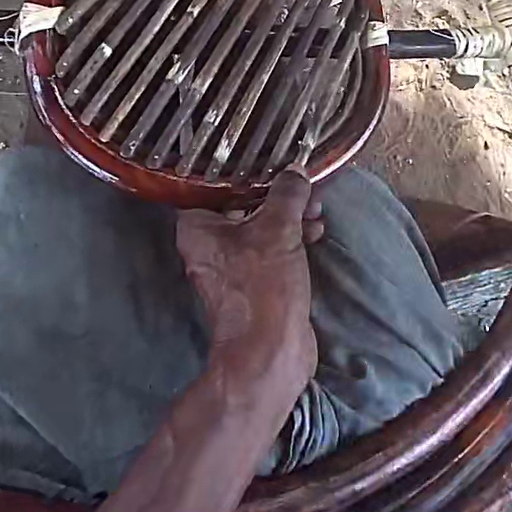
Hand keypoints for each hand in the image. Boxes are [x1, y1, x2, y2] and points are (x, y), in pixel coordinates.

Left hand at [175, 169, 322, 392]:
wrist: (269, 351)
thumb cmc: (262, 284)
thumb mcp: (278, 229)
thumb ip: (286, 195)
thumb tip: (295, 172)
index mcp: (196, 226)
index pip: (218, 185)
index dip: (248, 172)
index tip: (273, 161)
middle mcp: (206, 243)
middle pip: (241, 205)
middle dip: (275, 196)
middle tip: (302, 186)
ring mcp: (228, 265)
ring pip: (259, 228)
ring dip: (287, 217)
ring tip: (315, 207)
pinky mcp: (250, 282)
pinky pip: (268, 249)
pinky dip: (289, 238)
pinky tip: (314, 230)